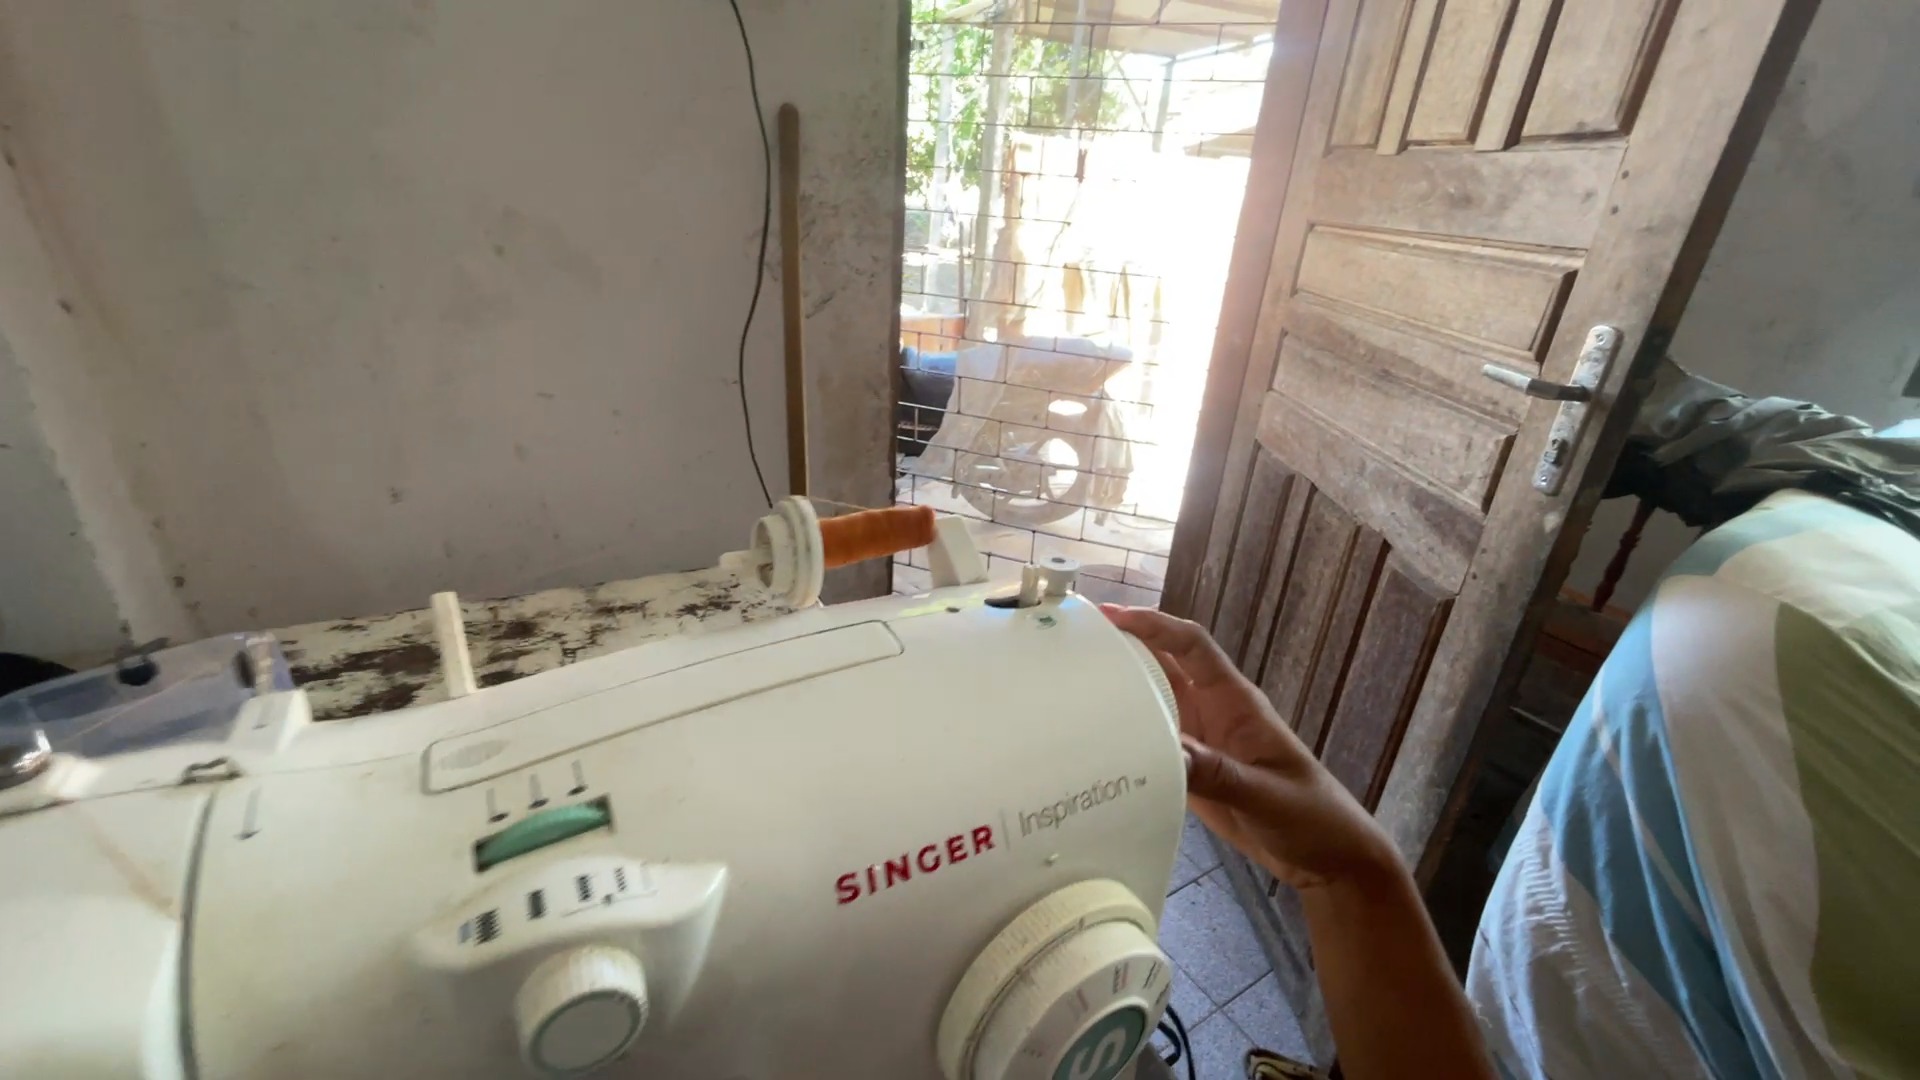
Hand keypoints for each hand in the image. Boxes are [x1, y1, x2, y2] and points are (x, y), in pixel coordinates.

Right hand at [1101, 605, 1399, 891]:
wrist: (1328, 861)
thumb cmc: (1312, 815)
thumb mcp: (1267, 794)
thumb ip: (1218, 773)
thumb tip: (1166, 750)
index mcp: (1234, 701)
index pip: (1191, 646)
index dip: (1154, 625)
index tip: (1113, 616)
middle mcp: (1211, 711)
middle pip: (1163, 663)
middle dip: (1126, 645)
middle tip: (1077, 641)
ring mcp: (1199, 739)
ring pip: (1152, 700)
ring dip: (1120, 688)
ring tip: (1073, 683)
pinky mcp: (1190, 770)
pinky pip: (1151, 741)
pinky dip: (1124, 736)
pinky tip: (1094, 741)